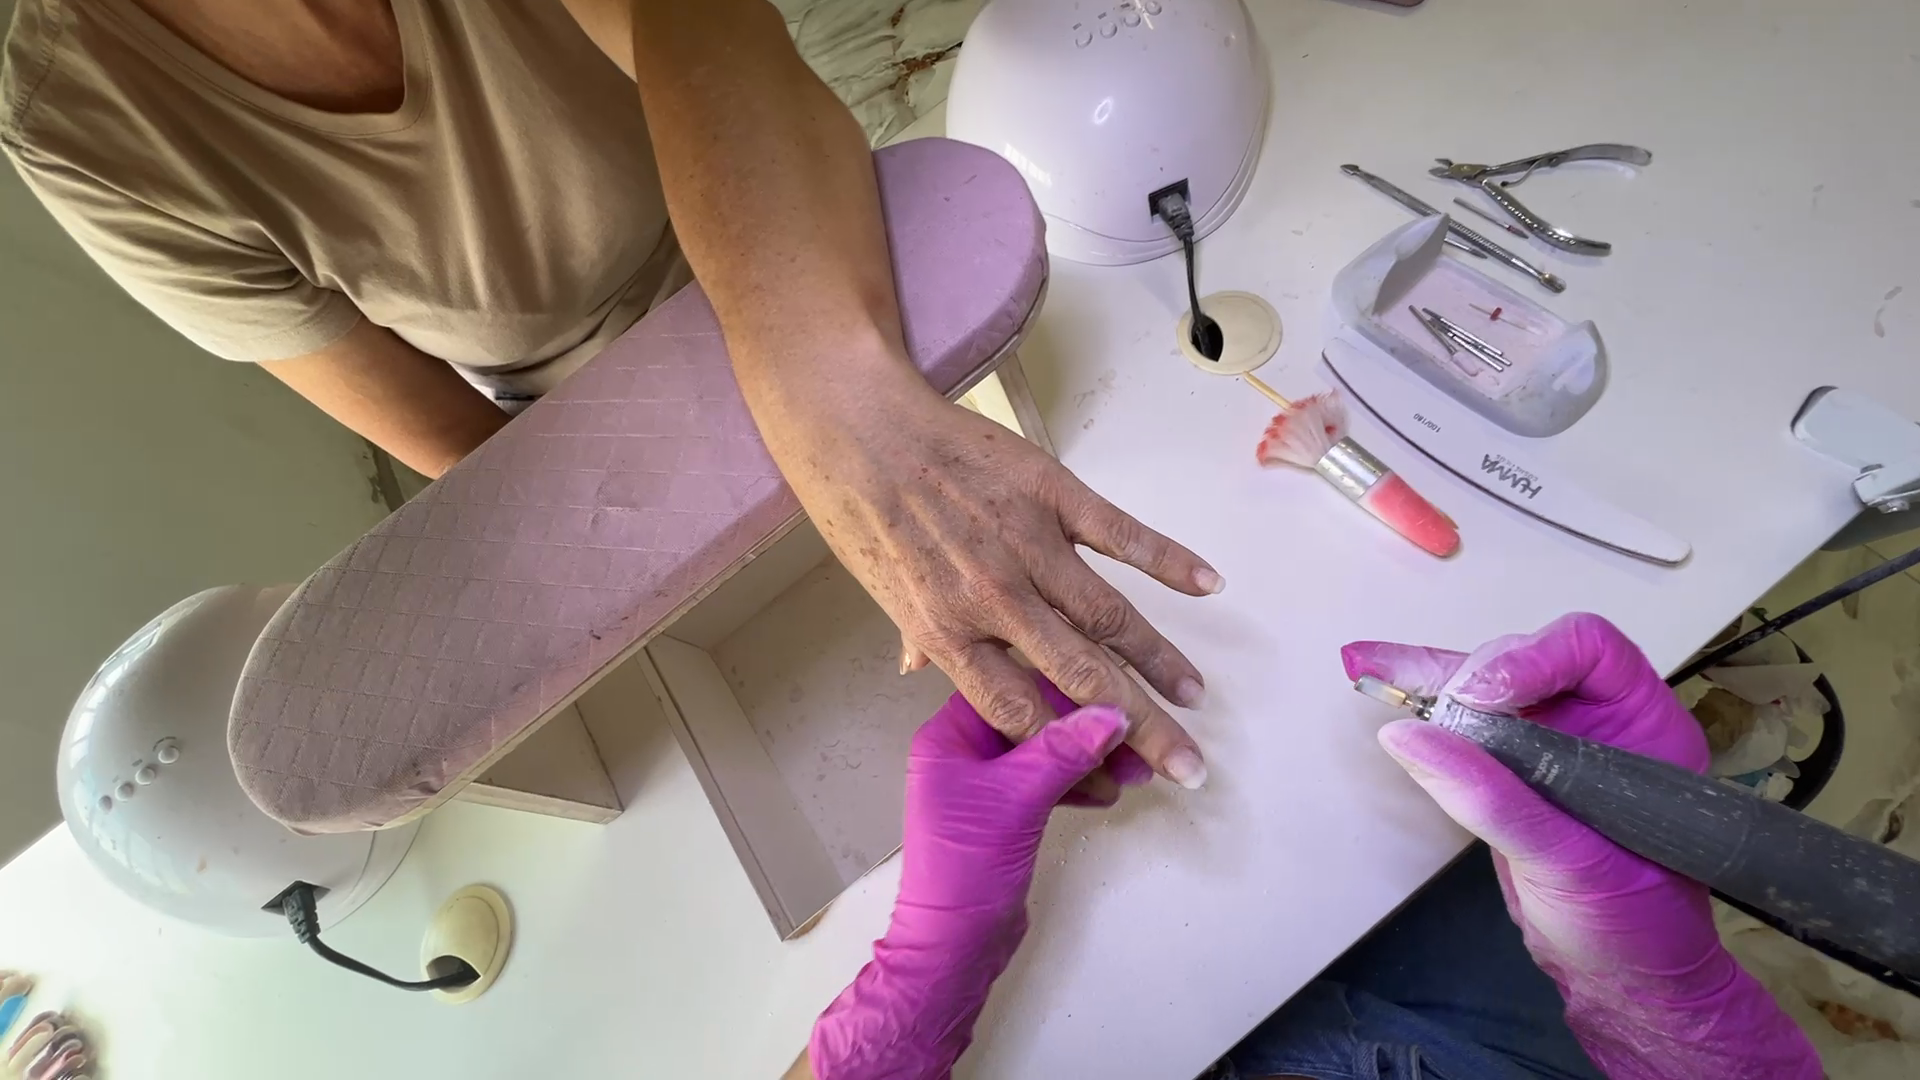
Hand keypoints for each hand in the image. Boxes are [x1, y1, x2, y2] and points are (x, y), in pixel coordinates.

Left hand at [772, 377, 1217, 789]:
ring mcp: (1029, 546)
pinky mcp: (1052, 494)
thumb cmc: (864, 513)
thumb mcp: (882, 593)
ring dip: (1159, 662)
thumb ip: (917, 638)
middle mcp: (996, 602)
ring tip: (1193, 695)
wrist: (864, 432)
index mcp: (950, 635)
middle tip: (1187, 764)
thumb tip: (921, 673)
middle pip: (1084, 680)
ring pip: (1110, 618)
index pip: (1024, 715)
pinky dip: (1167, 560)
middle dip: (1142, 731)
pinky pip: (1121, 534)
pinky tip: (1207, 585)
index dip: (1073, 756)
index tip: (1110, 776)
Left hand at [809, 681, 1136, 1078]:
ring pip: (1048, 751)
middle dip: (1088, 730)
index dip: (1067, 688)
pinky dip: (1079, 783)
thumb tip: (1113, 710)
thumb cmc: (966, 870)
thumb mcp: (1017, 800)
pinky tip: (1109, 790)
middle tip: (1137, 739)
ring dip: (1091, 759)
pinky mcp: (1007, 810)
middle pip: (1035, 718)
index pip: (1013, 688)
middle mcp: (966, 749)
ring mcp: (986, 781)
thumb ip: (1063, 751)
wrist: (953, 951)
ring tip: (1136, 769)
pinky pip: (1048, 781)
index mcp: (951, 733)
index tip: (1116, 692)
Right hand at [1343, 613, 1819, 1079]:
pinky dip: (1408, 695)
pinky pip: (1450, 714)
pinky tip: (1367, 673)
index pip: (1585, 650)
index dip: (1525, 658)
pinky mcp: (1498, 757)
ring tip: (1361, 662)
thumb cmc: (1629, 925)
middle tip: (1403, 691)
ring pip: (1472, 683)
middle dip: (1457, 673)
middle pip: (1514, 659)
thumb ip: (1491, 799)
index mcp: (1635, 726)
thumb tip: (1404, 735)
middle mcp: (1587, 717)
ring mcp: (1540, 735)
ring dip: (1416, 672)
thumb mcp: (1569, 864)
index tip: (1476, 699)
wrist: (1613, 970)